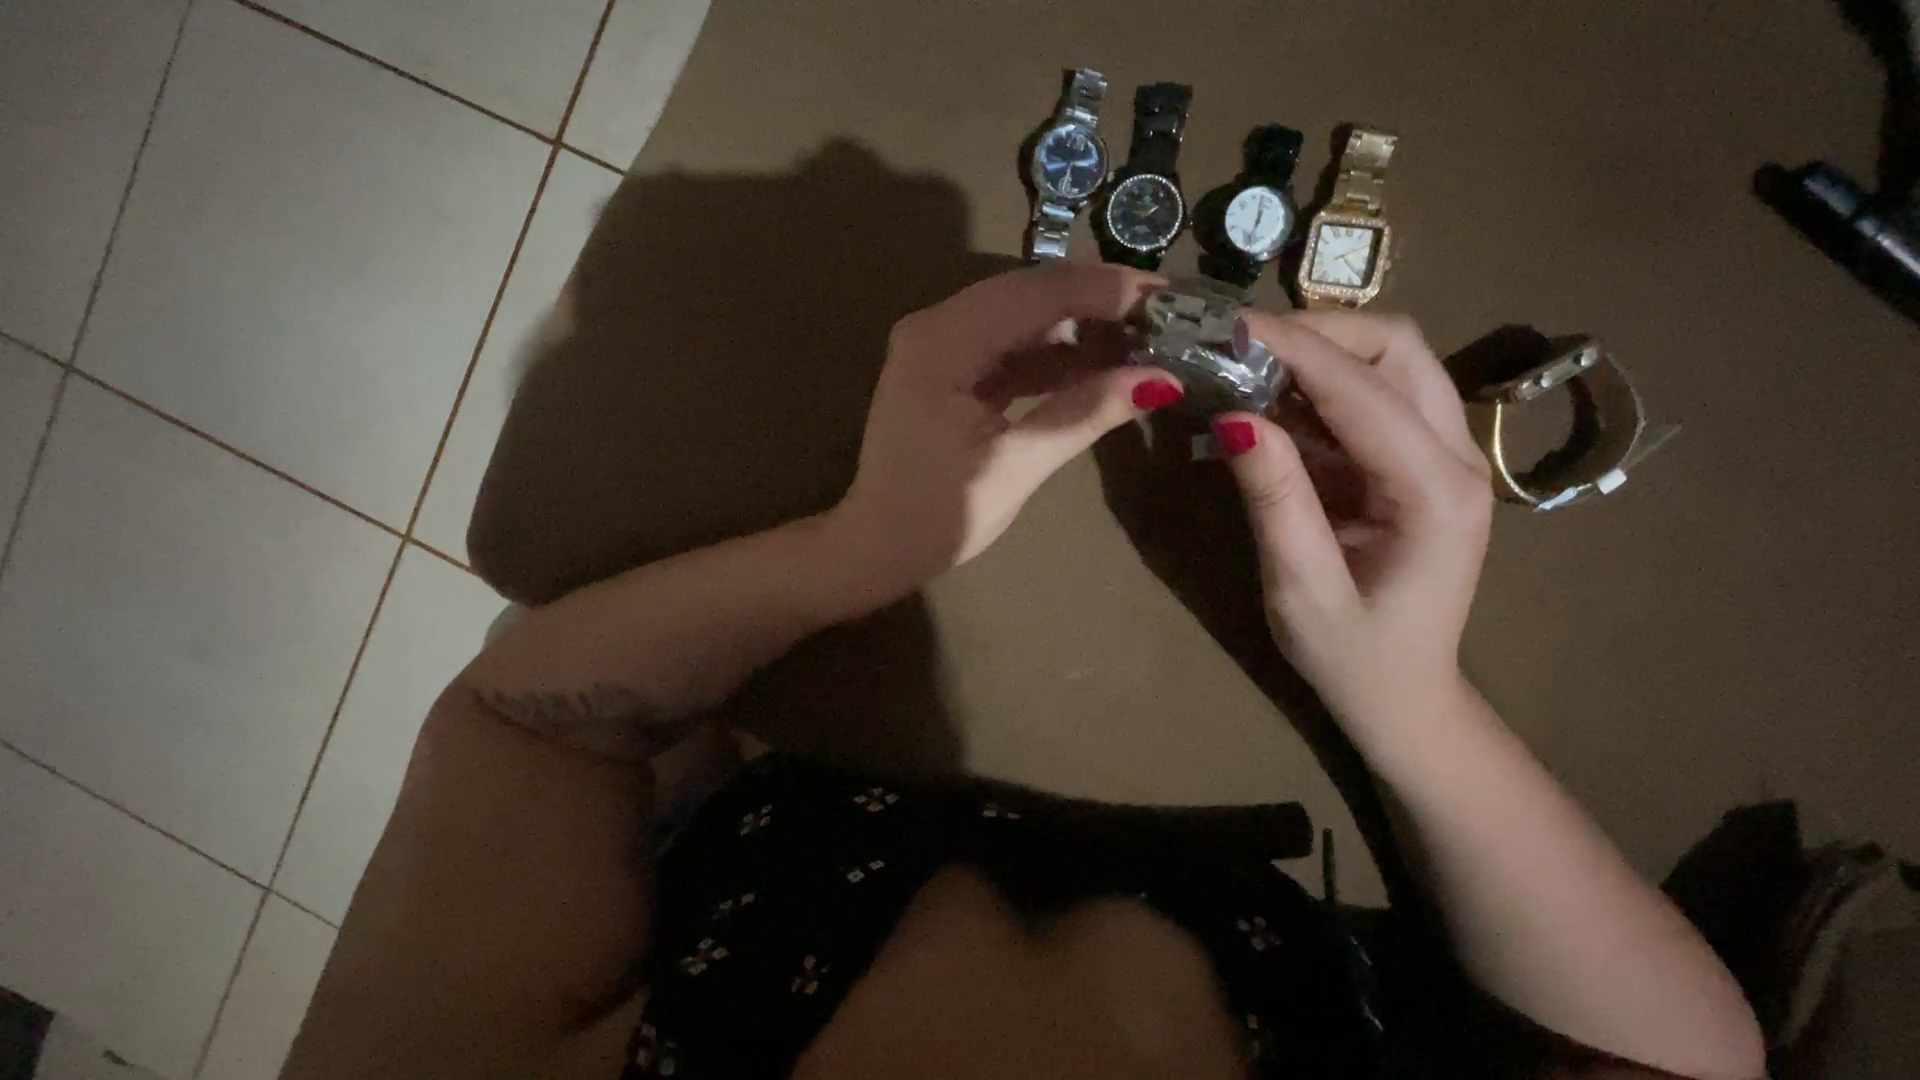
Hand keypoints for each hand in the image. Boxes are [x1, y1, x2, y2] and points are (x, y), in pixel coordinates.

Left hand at [830, 262, 1185, 591]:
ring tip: (1145, 345)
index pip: (1037, 293)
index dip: (1107, 291)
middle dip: (1099, 304)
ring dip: (1080, 329)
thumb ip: (1084, 413)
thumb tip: (1162, 378)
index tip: (1172, 300)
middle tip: (1167, 320)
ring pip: (1023, 317)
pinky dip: (1054, 355)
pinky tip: (1100, 368)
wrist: (877, 548)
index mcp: (942, 342)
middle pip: (1030, 294)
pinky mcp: (949, 368)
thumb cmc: (939, 517)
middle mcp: (936, 326)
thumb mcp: (1017, 465)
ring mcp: (940, 345)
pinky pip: (1010, 346)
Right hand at [1212, 312, 1492, 719]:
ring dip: (1320, 353)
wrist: (1405, 695)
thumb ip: (1274, 498)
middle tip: (1240, 348)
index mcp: (1435, 493)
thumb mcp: (1300, 587)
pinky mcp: (1419, 462)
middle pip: (1398, 348)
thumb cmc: (1353, 657)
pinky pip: (1374, 397)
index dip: (1295, 348)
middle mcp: (1457, 459)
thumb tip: (1233, 415)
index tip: (1227, 327)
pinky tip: (1271, 405)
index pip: (1363, 390)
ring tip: (1248, 370)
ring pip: (1392, 361)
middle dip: (1318, 333)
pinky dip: (1320, 387)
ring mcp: (1446, 456)